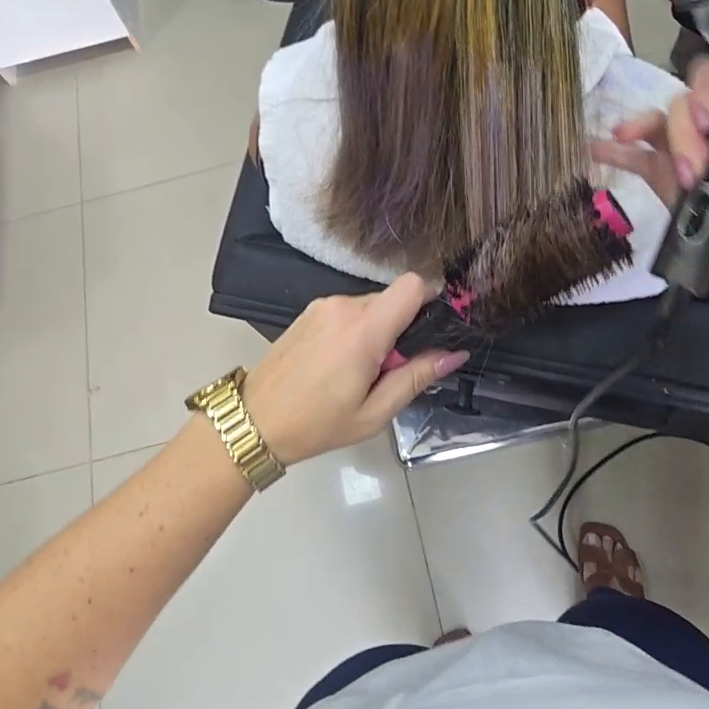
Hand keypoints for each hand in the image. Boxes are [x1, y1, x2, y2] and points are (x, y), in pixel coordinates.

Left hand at [240, 274, 469, 465]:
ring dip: (377, 332)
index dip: (430, 300)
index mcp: (364, 329)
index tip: (431, 331)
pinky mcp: (310, 311)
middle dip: (401, 328)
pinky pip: (348, 311)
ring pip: (371, 306)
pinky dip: (355, 331)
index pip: (413, 284)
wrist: (255, 420)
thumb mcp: (374, 413)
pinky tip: (340, 365)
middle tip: (388, 371)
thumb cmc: (316, 423)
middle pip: (393, 299)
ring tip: (359, 373)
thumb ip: (416, 377)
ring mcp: (324, 305)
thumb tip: (453, 353)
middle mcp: (344, 306)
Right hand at [592, 62, 708, 277]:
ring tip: (682, 178)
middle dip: (684, 125)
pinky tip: (597, 147)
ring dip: (659, 141)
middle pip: (684, 95)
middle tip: (697, 161)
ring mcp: (685, 144)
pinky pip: (631, 151)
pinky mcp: (661, 171)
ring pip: (659, 120)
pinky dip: (612, 147)